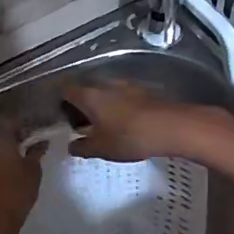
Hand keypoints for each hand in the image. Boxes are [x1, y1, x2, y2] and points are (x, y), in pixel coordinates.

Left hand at [0, 118, 42, 224]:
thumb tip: (41, 142)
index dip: (22, 123)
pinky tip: (16, 165)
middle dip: (16, 134)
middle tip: (33, 141)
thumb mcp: (33, 170)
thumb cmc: (17, 191)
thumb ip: (36, 152)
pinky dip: (3, 157)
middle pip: (0, 131)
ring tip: (27, 154)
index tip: (35, 129)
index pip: (8, 120)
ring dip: (9, 146)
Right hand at [63, 81, 233, 161]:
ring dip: (103, 105)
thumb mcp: (101, 148)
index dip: (61, 100)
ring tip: (105, 125)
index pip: (66, 89)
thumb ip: (82, 147)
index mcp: (90, 95)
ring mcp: (128, 85)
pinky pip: (125, 96)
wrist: (172, 127)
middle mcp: (106, 84)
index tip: (62, 114)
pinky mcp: (145, 91)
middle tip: (82, 123)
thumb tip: (71, 145)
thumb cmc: (130, 137)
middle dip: (82, 104)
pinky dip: (120, 106)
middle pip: (87, 89)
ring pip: (107, 92)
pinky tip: (126, 123)